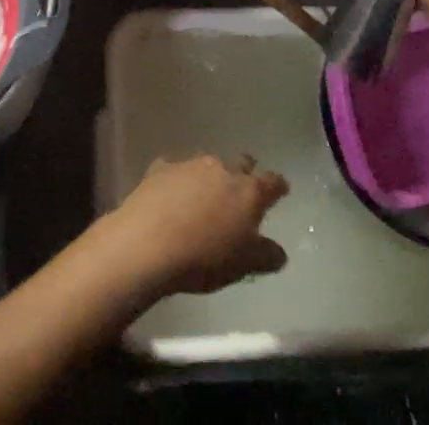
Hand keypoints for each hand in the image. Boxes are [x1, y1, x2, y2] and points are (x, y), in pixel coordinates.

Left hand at [90, 154, 289, 301]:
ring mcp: (190, 165)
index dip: (278, 187)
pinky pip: (173, 169)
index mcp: (249, 192)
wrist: (147, 245)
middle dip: (245, 172)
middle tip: (241, 189)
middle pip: (241, 163)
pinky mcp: (160, 170)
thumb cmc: (205, 257)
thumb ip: (266, 256)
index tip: (280, 191)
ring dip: (209, 176)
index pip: (273, 182)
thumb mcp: (244, 265)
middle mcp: (223, 170)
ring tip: (203, 195)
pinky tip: (169, 194)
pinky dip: (175, 179)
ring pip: (207, 164)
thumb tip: (279, 253)